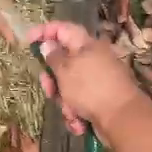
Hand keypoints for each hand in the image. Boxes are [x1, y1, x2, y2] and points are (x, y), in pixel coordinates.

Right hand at [27, 21, 148, 134]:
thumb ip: (52, 56)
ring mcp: (97, 79)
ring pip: (68, 84)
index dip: (43, 31)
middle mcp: (92, 59)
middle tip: (49, 88)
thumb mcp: (65, 70)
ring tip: (69, 112)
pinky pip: (79, 101)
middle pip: (63, 61)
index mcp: (86, 45)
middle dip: (52, 78)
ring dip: (64, 100)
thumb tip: (47, 44)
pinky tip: (79, 122)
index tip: (28, 40)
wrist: (123, 120)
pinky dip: (76, 111)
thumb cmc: (90, 89)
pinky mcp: (100, 98)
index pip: (62, 29)